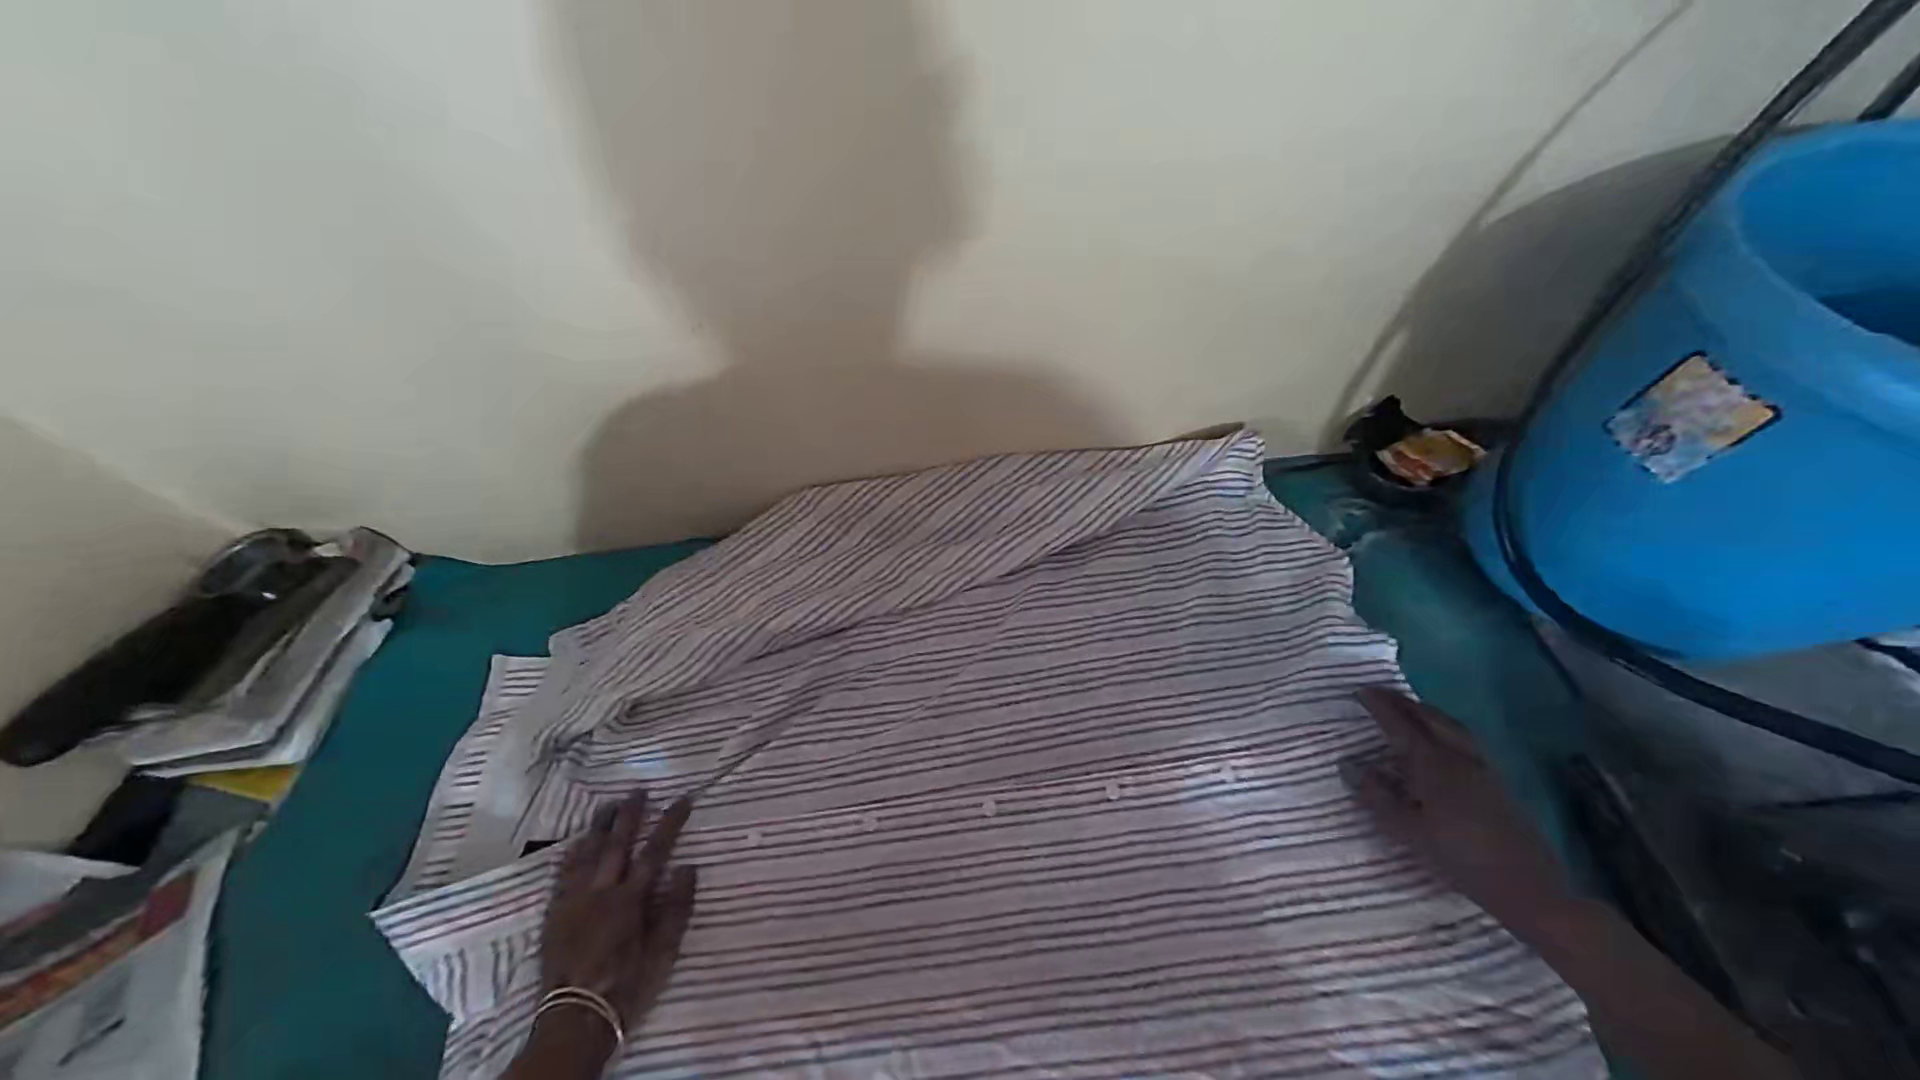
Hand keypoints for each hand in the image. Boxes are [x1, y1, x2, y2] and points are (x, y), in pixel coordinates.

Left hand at [542, 790, 697, 1030]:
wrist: (576, 1018)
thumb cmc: (628, 983)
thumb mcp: (664, 951)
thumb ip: (677, 907)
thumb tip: (688, 866)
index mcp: (631, 899)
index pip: (656, 850)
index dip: (670, 822)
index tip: (683, 799)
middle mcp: (601, 892)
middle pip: (617, 844)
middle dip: (630, 814)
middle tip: (638, 790)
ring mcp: (574, 902)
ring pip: (587, 854)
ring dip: (599, 827)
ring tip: (607, 805)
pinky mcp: (555, 915)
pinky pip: (563, 875)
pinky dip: (572, 855)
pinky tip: (577, 843)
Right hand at [1344, 687, 1570, 936]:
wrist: (1529, 888)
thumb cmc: (1460, 857)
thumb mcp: (1409, 831)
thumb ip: (1377, 796)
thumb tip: (1349, 765)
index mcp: (1435, 765)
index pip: (1402, 725)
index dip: (1380, 706)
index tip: (1360, 691)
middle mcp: (1461, 758)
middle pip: (1432, 718)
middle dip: (1405, 703)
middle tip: (1380, 695)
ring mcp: (1484, 769)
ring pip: (1453, 727)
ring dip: (1428, 713)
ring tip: (1409, 712)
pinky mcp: (1497, 784)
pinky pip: (1466, 742)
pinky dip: (1446, 730)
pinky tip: (1440, 745)